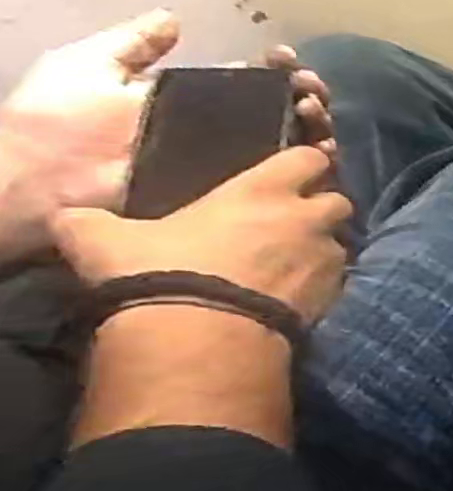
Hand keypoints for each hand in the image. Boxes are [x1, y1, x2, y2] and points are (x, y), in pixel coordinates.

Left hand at [0, 12, 337, 257]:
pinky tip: (322, 147)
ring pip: (299, 139)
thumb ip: (131, 44)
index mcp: (198, 101)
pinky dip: (317, 161)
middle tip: (309, 88)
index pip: (254, 81)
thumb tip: (173, 17)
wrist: (42, 179)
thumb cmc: (58, 120)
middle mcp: (225, 130)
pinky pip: (293, 174)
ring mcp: (238, 161)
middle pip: (286, 109)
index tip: (285, 57)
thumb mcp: (85, 66)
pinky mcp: (244, 188)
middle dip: (307, 93)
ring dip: (316, 123)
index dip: (276, 68)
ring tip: (310, 112)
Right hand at [52, 146, 351, 323]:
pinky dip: (319, 277)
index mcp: (263, 192)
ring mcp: (327, 253)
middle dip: (322, 206)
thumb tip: (74, 218)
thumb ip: (95, 221)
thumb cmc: (157, 271)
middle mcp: (307, 218)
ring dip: (320, 244)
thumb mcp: (103, 239)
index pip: (308, 159)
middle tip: (293, 220)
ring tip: (289, 259)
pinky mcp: (335, 288)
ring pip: (339, 239)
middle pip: (338, 200)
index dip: (306, 162)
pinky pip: (335, 275)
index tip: (294, 170)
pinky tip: (293, 288)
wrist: (203, 331)